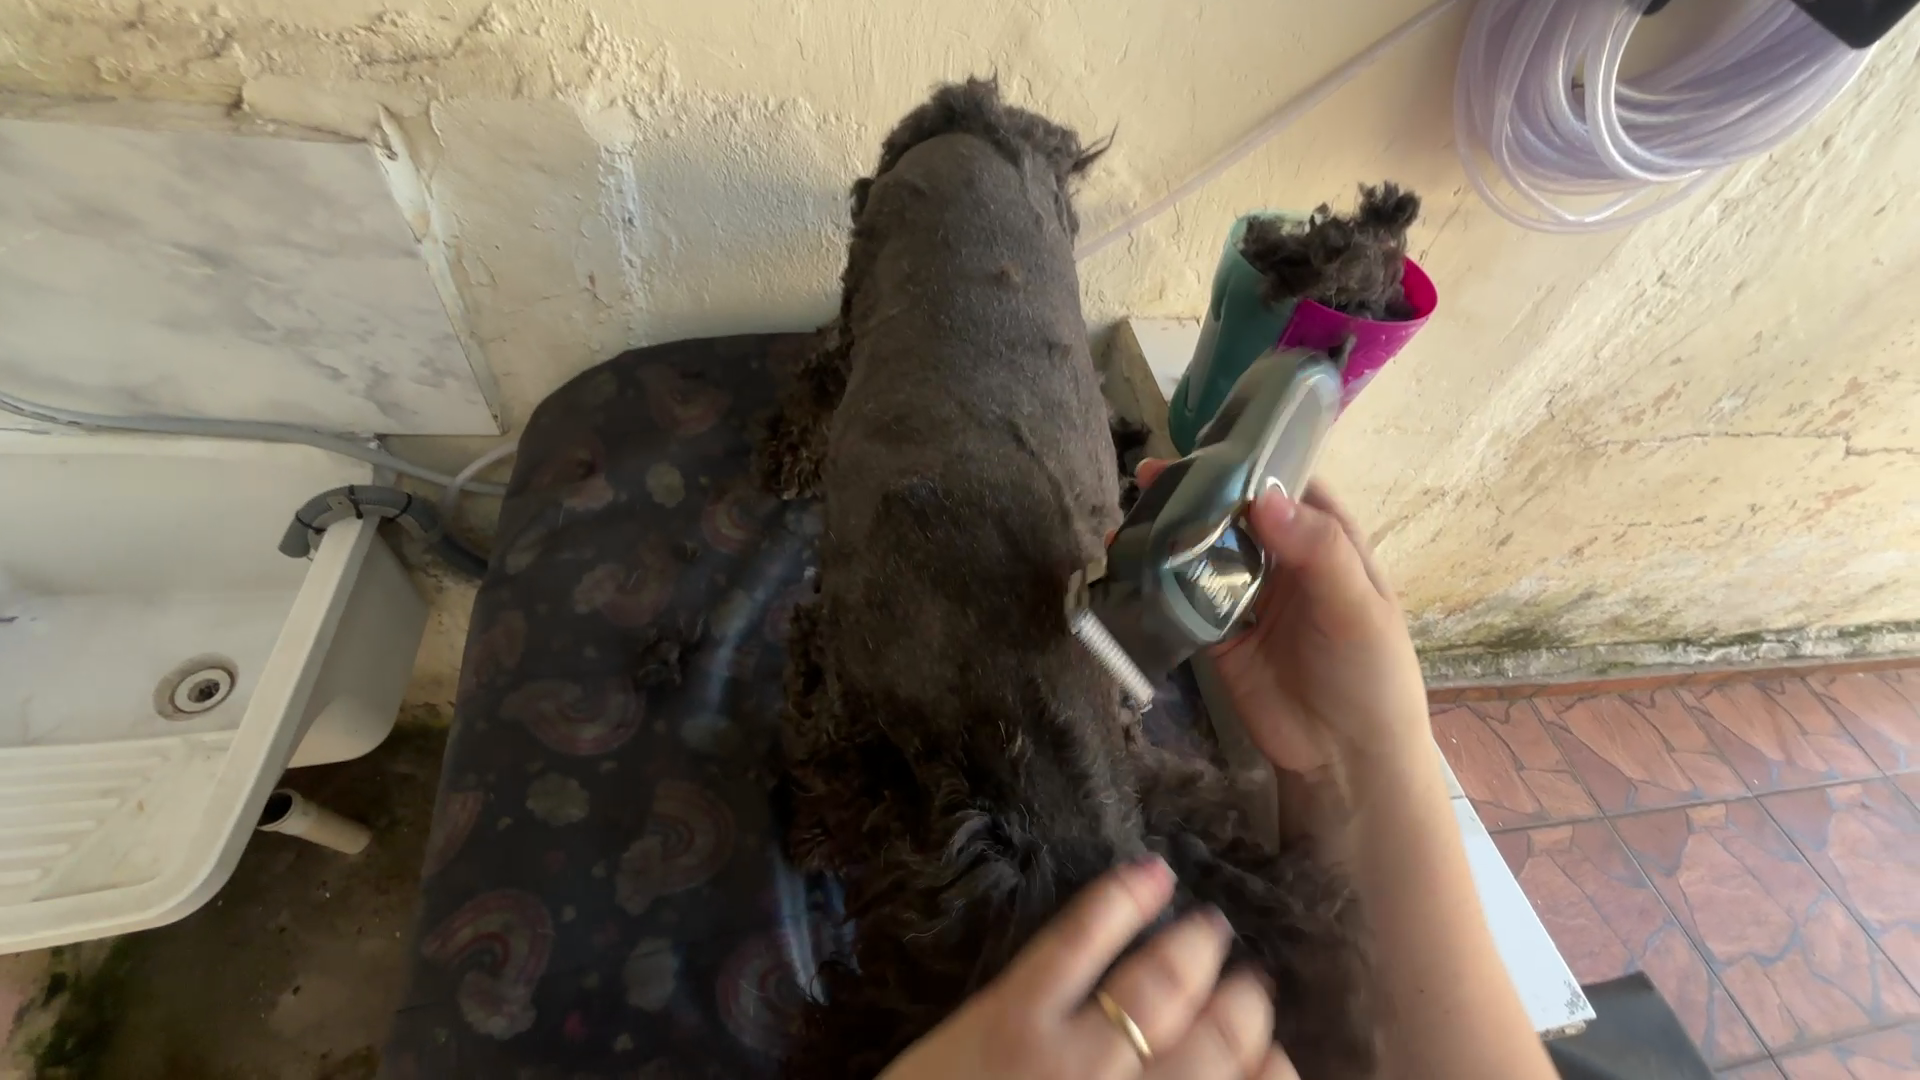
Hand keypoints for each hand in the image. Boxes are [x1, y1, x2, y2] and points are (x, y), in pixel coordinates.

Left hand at [879, 857, 1297, 1079]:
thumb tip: (1196, 1069)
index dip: (1270, 1071)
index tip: (1277, 1053)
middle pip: (1209, 1047)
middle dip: (1241, 1009)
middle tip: (1253, 983)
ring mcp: (1067, 1051)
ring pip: (1153, 988)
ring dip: (1191, 950)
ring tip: (1213, 927)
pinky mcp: (1013, 1009)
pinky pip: (1075, 942)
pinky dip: (1116, 901)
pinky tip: (1151, 872)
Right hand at [1135, 462, 1428, 781]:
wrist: (1341, 758)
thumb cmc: (1369, 675)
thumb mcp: (1357, 609)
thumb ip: (1317, 551)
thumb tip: (1261, 496)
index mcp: (1324, 541)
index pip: (1285, 484)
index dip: (1249, 461)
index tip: (1206, 446)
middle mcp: (1280, 559)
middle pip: (1232, 513)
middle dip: (1194, 492)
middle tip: (1150, 476)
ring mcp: (1244, 594)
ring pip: (1201, 550)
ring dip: (1168, 532)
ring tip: (1129, 514)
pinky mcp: (1214, 630)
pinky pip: (1181, 596)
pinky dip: (1154, 580)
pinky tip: (1125, 562)